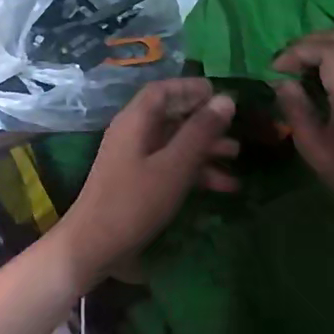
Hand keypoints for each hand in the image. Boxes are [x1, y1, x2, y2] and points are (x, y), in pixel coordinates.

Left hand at [64, 78, 238, 280]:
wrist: (95, 245)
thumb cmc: (134, 201)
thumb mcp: (174, 166)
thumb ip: (200, 132)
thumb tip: (225, 99)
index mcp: (135, 121)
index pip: (162, 90)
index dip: (192, 88)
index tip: (223, 95)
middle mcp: (132, 133)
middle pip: (171, 116)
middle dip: (205, 123)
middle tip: (238, 130)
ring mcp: (133, 158)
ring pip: (173, 143)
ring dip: (205, 148)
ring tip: (237, 158)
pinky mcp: (137, 182)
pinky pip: (169, 166)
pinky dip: (194, 171)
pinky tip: (223, 186)